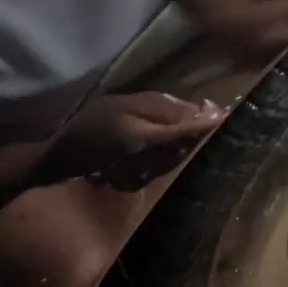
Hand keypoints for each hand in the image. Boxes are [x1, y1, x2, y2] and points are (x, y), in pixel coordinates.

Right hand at [46, 92, 226, 189]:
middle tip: (213, 110)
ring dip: (191, 139)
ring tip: (197, 121)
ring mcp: (149, 175)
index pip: (185, 131)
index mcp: (144, 139)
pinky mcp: (145, 182)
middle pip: (188, 144)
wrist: (63, 158)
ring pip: (182, 154)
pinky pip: (171, 162)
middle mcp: (151, 161)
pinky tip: (176, 138)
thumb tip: (200, 109)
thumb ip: (161, 107)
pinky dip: (178, 149)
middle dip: (201, 128)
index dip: (207, 122)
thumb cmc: (90, 124)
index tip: (224, 112)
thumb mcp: (122, 104)